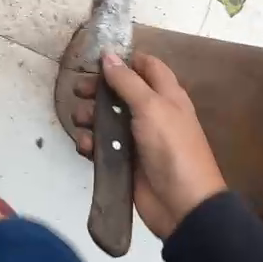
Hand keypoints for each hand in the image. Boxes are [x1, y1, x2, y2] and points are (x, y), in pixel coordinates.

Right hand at [74, 52, 226, 239]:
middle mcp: (150, 112)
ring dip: (89, 116)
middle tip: (79, 91)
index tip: (99, 60)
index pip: (146, 66)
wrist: (182, 206)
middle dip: (98, 88)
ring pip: (106, 117)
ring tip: (80, 120)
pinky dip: (91, 142)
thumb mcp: (151, 107)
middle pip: (119, 90)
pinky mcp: (124, 160)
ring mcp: (136, 137)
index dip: (125, 60)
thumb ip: (127, 81)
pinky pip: (101, 144)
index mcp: (166, 95)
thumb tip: (108, 55)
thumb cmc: (171, 148)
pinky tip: (86, 146)